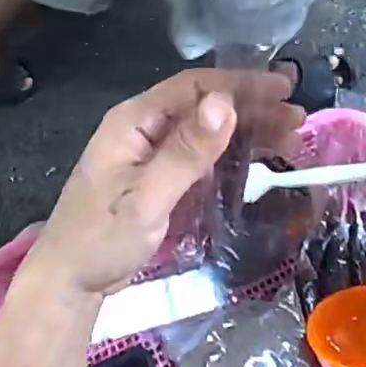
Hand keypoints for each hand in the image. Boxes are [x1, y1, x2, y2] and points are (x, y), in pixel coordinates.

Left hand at [21, 69, 304, 297]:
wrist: (68, 282)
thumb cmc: (102, 238)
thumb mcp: (147, 196)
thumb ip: (187, 151)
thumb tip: (224, 103)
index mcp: (135, 120)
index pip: (194, 87)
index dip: (240, 84)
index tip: (282, 88)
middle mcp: (145, 128)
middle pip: (204, 106)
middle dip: (251, 108)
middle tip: (297, 116)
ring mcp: (153, 153)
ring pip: (207, 130)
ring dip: (247, 130)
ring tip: (290, 136)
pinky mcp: (161, 177)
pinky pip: (202, 156)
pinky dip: (232, 154)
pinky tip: (259, 158)